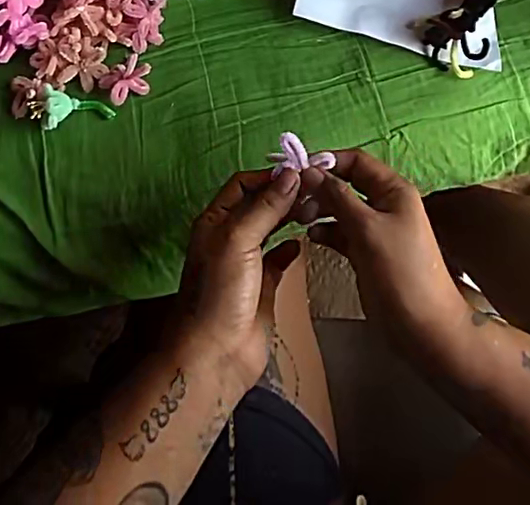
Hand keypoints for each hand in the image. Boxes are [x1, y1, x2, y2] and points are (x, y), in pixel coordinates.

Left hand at [173, 167, 305, 395]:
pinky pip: (279, 256)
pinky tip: (303, 242)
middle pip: (260, 203)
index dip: (270, 176)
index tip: (300, 173)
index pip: (244, 184)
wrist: (215, 356)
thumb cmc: (219, 293)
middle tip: (314, 189)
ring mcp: (246, 260)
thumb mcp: (238, 239)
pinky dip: (291, 246)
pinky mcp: (263, 284)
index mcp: (216, 220)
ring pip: (271, 227)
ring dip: (290, 215)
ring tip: (314, 208)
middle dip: (284, 193)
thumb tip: (292, 175)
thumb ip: (265, 206)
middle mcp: (230, 236)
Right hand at [305, 150, 471, 354]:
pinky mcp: (366, 252)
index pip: (357, 162)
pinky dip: (326, 231)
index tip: (299, 170)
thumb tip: (310, 171)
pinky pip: (341, 232)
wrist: (424, 328)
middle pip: (346, 183)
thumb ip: (338, 197)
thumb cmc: (401, 271)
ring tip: (300, 218)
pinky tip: (312, 237)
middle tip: (295, 198)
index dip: (328, 161)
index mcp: (393, 190)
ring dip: (320, 209)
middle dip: (321, 187)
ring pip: (341, 208)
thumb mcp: (368, 228)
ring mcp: (375, 229)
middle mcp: (384, 204)